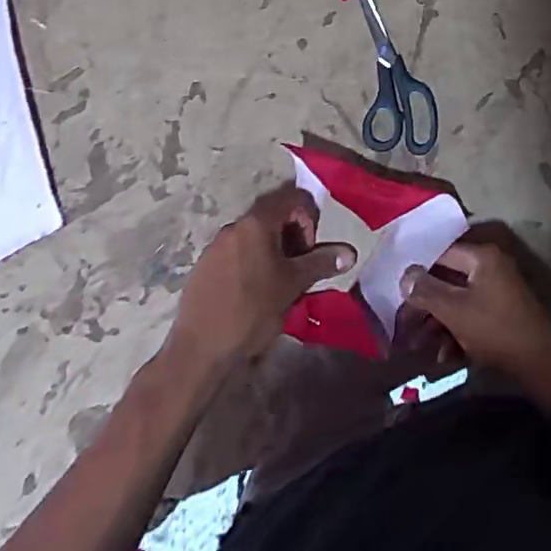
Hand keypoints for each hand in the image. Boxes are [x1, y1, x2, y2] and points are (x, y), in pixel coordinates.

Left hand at [166, 184, 355, 373]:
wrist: (200, 352)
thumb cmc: (253, 309)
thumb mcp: (294, 283)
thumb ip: (322, 262)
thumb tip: (350, 253)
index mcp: (255, 224)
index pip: (291, 197)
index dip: (309, 216)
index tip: (311, 247)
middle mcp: (233, 228)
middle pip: (272, 215)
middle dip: (294, 233)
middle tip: (303, 262)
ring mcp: (214, 248)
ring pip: (255, 235)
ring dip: (275, 248)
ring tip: (283, 278)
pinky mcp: (204, 269)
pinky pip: (238, 252)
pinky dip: (255, 260)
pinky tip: (258, 290)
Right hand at [401, 243, 550, 381]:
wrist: (536, 361)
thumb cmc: (493, 328)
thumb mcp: (454, 310)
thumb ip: (426, 290)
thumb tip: (406, 274)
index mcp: (483, 257)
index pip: (441, 255)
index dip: (417, 275)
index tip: (397, 296)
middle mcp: (491, 267)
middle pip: (447, 279)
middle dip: (424, 306)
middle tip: (403, 328)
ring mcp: (498, 289)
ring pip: (457, 301)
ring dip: (436, 323)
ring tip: (417, 346)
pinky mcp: (500, 311)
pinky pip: (471, 315)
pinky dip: (455, 331)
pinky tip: (444, 355)